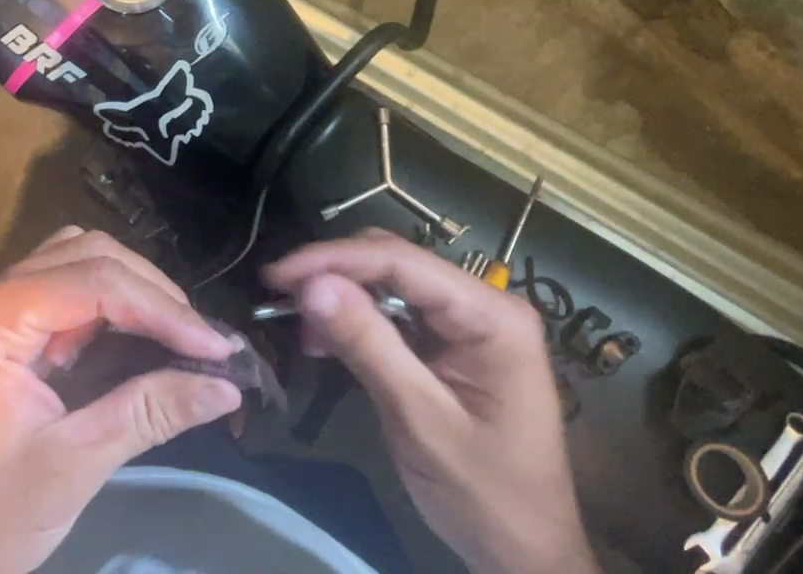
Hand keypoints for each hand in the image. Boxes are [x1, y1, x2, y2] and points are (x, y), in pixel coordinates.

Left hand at [0, 227, 242, 573]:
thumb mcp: (75, 463)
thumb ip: (148, 412)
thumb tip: (224, 385)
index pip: (95, 280)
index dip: (162, 308)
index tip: (215, 346)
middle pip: (86, 255)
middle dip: (150, 291)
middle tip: (198, 340)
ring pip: (76, 261)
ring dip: (130, 289)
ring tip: (174, 334)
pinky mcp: (4, 331)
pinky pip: (64, 290)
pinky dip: (107, 304)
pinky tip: (134, 338)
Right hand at [264, 229, 597, 573]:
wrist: (525, 554)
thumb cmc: (485, 493)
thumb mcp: (420, 420)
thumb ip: (368, 345)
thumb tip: (310, 285)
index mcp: (492, 314)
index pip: (401, 261)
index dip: (333, 259)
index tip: (276, 275)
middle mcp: (481, 303)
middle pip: (393, 262)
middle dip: (333, 273)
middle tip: (278, 296)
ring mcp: (466, 322)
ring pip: (387, 283)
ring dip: (339, 296)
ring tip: (295, 322)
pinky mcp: (449, 343)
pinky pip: (393, 313)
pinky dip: (354, 321)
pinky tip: (322, 340)